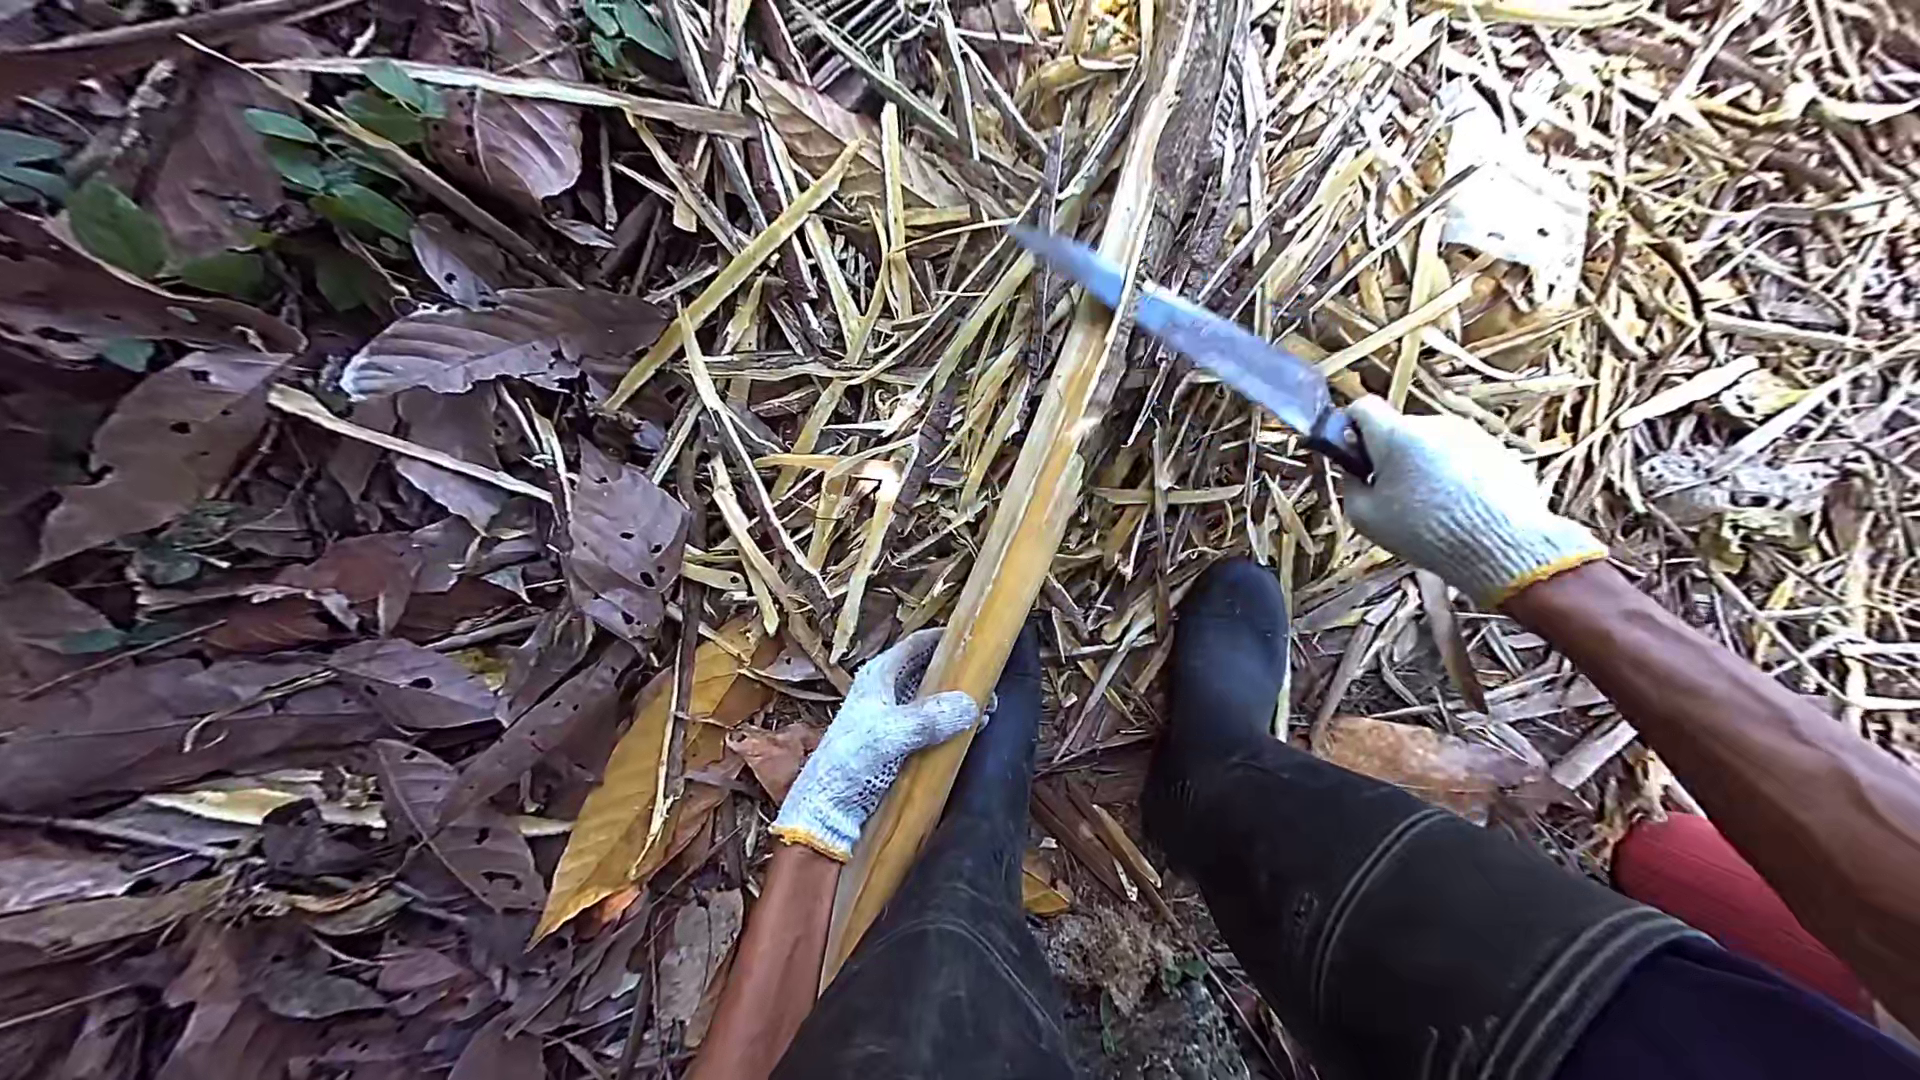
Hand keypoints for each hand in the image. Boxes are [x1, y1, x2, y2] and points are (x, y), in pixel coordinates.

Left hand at [770, 629, 978, 860]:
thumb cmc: (850, 761)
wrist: (828, 807)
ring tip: (989, 710)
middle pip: (930, 670)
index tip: (976, 638)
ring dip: (960, 702)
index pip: (917, 643)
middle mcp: (888, 689)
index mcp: (880, 674)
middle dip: (960, 675)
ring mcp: (894, 715)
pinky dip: (954, 724)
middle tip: (990, 684)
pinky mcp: (900, 741)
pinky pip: (934, 723)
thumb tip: (969, 704)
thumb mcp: (890, 734)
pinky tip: (974, 731)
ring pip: (935, 698)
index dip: (946, 638)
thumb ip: (928, 718)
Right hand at [1344, 396, 1606, 604]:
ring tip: (1429, 502)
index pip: (1362, 406)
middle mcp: (1434, 423)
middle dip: (1389, 452)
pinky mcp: (1498, 448)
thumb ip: (1350, 483)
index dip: (1350, 427)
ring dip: (1421, 462)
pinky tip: (1457, 504)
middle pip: (1398, 428)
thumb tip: (1354, 468)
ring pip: (1429, 441)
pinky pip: (1459, 453)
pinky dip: (1451, 471)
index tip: (1353, 455)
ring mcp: (1470, 433)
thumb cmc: (1421, 532)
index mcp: (1395, 434)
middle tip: (1391, 491)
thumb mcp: (1363, 515)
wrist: (1501, 547)